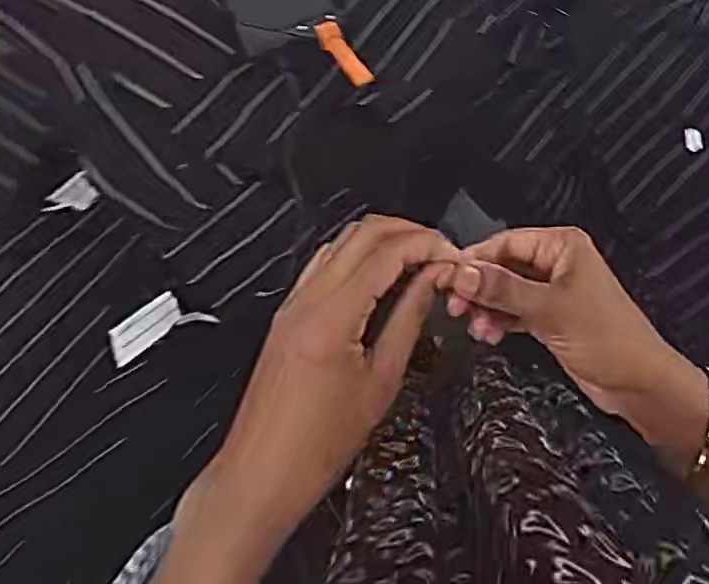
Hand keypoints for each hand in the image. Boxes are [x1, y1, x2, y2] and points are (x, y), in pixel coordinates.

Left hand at [174, 215, 457, 577]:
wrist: (259, 479)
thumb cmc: (312, 448)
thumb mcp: (380, 382)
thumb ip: (409, 318)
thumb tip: (431, 281)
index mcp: (331, 317)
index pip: (387, 251)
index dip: (427, 244)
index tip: (449, 254)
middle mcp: (307, 300)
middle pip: (366, 230)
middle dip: (410, 231)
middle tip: (439, 250)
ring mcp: (294, 303)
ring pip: (345, 239)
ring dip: (385, 239)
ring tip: (416, 260)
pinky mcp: (289, 313)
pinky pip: (327, 261)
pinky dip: (360, 255)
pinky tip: (381, 276)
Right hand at [444, 227, 707, 468]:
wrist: (639, 383)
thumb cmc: (608, 336)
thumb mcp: (550, 309)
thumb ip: (503, 290)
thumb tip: (464, 273)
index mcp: (563, 245)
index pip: (507, 241)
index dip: (476, 259)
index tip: (449, 277)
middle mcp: (557, 262)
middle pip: (504, 266)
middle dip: (479, 286)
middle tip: (455, 306)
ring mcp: (554, 290)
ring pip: (506, 290)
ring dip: (487, 307)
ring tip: (475, 326)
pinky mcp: (551, 316)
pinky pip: (515, 310)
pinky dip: (500, 320)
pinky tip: (489, 333)